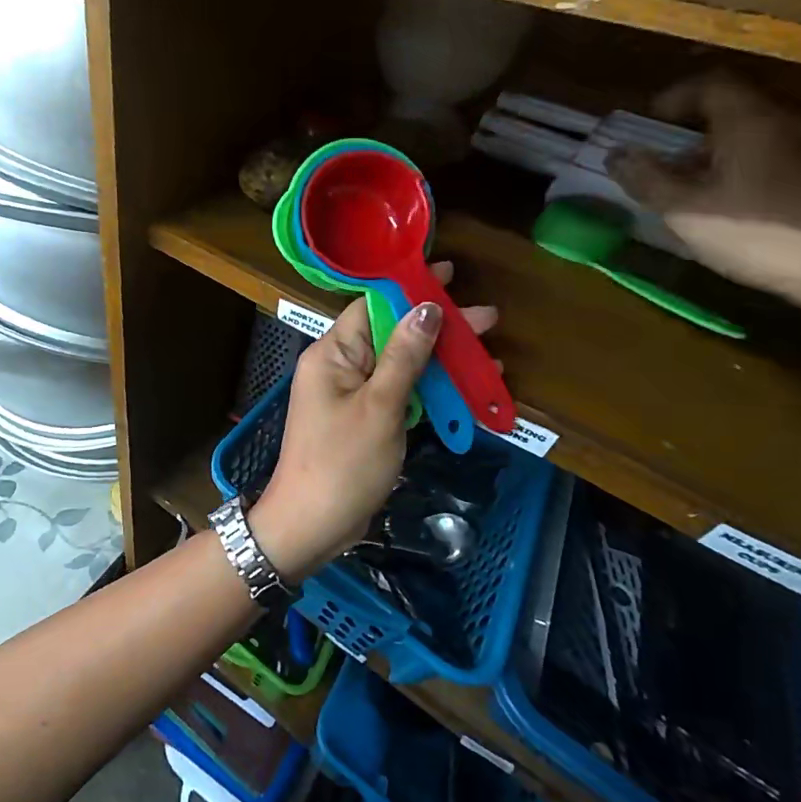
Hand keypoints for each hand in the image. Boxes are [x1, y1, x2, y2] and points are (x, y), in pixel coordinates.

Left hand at [250, 262, 497, 582]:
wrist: (312, 526)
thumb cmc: (343, 463)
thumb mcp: (380, 406)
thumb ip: (405, 357)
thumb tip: (426, 308)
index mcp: (332, 353)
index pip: (373, 306)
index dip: (410, 289)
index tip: (448, 275)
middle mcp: (340, 367)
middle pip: (392, 335)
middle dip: (438, 329)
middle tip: (488, 320)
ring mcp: (353, 396)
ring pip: (401, 366)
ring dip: (440, 363)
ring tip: (486, 356)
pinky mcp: (365, 421)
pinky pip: (399, 395)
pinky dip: (429, 392)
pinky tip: (464, 391)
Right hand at [607, 71, 800, 306]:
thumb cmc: (762, 233)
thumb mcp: (688, 212)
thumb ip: (648, 181)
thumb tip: (616, 155)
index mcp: (753, 119)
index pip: (711, 83)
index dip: (675, 97)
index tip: (650, 123)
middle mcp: (796, 120)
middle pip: (740, 110)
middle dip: (698, 134)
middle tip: (672, 167)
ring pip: (766, 137)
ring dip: (730, 157)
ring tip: (707, 196)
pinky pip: (791, 161)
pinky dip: (760, 174)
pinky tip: (752, 214)